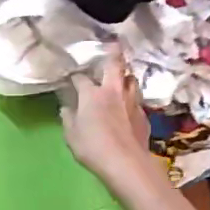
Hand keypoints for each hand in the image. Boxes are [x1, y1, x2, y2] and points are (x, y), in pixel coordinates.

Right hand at [60, 47, 159, 195]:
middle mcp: (113, 91)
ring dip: (125, 76)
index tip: (70, 77)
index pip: (80, 77)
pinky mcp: (143, 114)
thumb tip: (66, 107)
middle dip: (112, 54)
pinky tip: (127, 105)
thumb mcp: (71, 134)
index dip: (74, 76)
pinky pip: (137, 99)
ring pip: (131, 79)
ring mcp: (132, 101)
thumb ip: (68, 117)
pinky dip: (131, 97)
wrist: (126, 163)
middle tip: (111, 46)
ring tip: (120, 78)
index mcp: (92, 94)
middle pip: (115, 64)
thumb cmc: (92, 147)